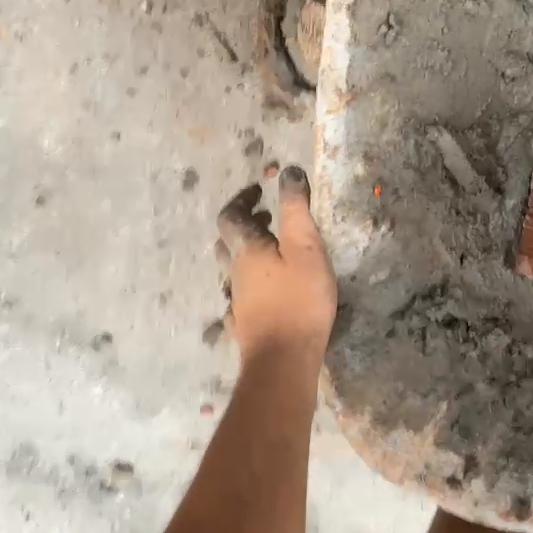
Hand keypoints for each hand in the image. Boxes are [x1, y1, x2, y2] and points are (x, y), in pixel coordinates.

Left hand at [216, 166, 338, 363]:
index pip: (230, 217)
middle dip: (243, 226)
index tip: (259, 191)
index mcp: (246, 250)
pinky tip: (268, 292)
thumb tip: (287, 171)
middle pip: (226, 244)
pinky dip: (252, 285)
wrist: (284, 361)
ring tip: (272, 252)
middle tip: (267, 218)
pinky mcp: (246, 325)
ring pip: (232, 271)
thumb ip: (296, 209)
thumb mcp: (306, 247)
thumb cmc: (299, 299)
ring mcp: (237, 302)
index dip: (241, 200)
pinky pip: (242, 297)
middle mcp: (234, 273)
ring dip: (246, 256)